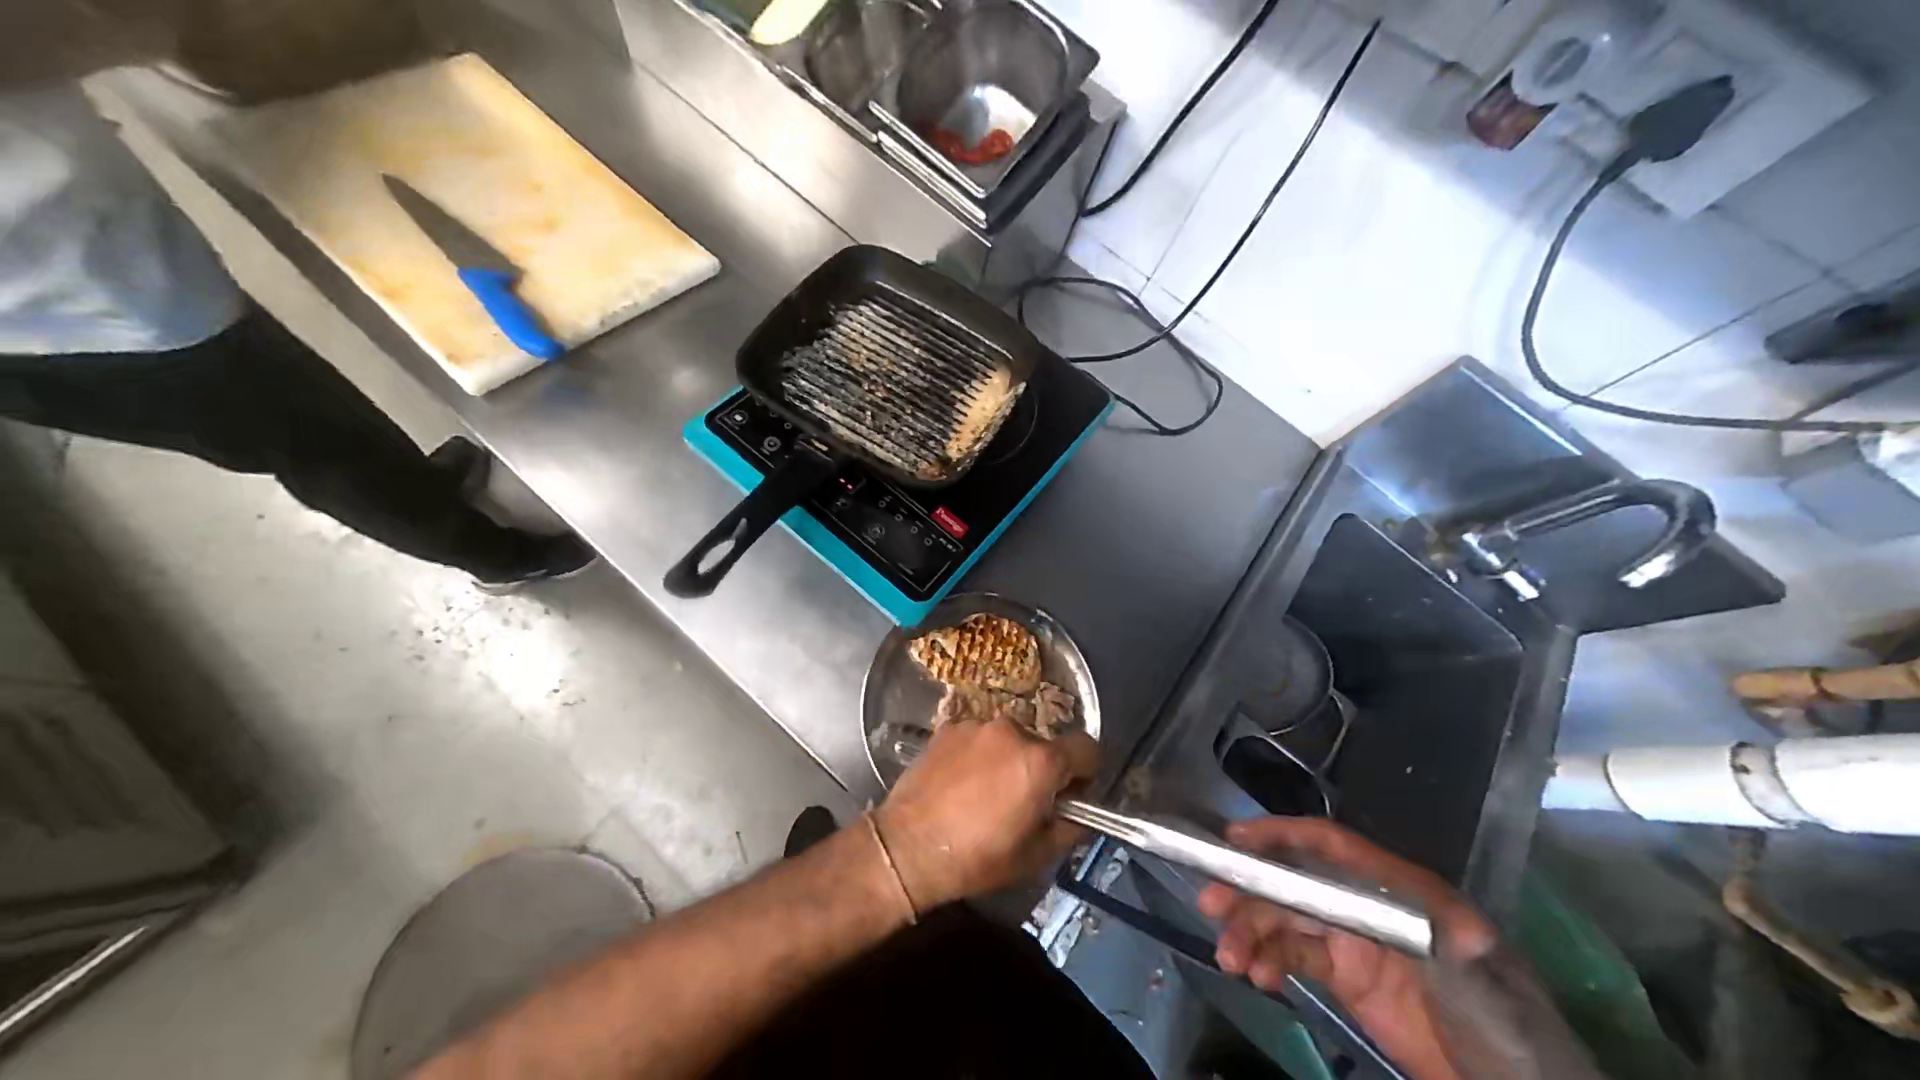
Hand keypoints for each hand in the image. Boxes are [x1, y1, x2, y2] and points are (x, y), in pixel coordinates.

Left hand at [874, 717, 1097, 911]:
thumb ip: (1070, 829)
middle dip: (1041, 770)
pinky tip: (959, 784)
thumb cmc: (978, 857)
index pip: (1087, 748)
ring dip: (1007, 760)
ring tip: (984, 794)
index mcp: (1041, 760)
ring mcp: (976, 726)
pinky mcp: (947, 729)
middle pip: (1044, 745)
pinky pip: (977, 739)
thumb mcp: (1037, 856)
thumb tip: (1079, 814)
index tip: (1070, 796)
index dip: (1085, 773)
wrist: (908, 848)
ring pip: (1008, 741)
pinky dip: (977, 756)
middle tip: (1022, 803)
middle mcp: (1012, 731)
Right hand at [1197, 818, 1496, 1079]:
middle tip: (1211, 907)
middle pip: (1295, 883)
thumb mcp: (1476, 976)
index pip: (1331, 845)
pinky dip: (1268, 961)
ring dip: (1251, 933)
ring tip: (1230, 959)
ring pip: (1286, 921)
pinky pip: (1294, 957)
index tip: (1234, 838)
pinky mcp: (1347, 978)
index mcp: (1397, 887)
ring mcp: (1355, 941)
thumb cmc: (1505, 1023)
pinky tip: (1257, 976)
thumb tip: (1386, 898)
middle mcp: (1368, 904)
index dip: (1282, 835)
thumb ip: (1433, 934)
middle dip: (1250, 891)